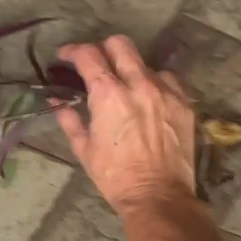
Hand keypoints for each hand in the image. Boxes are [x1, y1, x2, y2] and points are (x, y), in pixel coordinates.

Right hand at [55, 35, 197, 214]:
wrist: (158, 195)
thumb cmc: (114, 175)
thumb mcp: (83, 148)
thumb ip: (69, 118)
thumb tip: (56, 101)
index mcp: (108, 95)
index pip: (88, 55)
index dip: (72, 51)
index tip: (65, 57)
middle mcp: (138, 84)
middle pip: (120, 44)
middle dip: (102, 49)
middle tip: (95, 64)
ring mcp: (166, 92)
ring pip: (145, 62)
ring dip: (129, 69)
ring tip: (124, 86)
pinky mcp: (184, 103)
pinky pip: (168, 80)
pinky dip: (154, 83)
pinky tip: (148, 98)